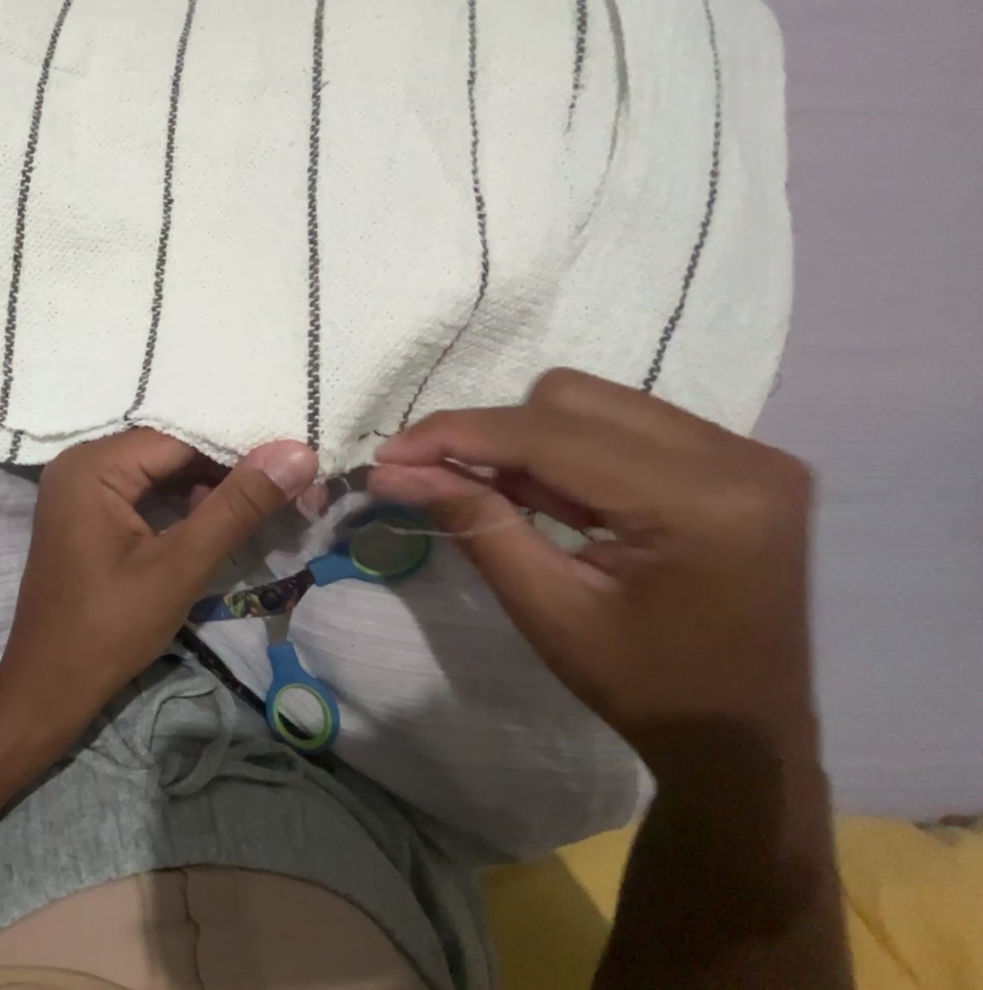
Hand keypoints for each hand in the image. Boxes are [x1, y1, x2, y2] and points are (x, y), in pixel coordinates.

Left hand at [0, 429, 318, 734]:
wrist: (49, 684)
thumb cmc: (109, 628)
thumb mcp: (180, 566)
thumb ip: (238, 506)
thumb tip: (298, 451)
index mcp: (92, 466)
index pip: (180, 436)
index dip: (240, 446)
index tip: (298, 459)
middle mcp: (80, 463)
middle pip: (168, 449)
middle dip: (227, 467)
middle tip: (292, 482)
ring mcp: (79, 488)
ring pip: (158, 470)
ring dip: (208, 485)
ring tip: (266, 500)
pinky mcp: (85, 512)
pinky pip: (141, 491)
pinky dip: (180, 501)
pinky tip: (217, 517)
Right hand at [369, 369, 820, 781]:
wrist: (742, 736)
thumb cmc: (643, 686)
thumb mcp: (545, 608)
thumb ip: (474, 523)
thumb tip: (392, 472)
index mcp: (700, 502)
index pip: (550, 434)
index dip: (457, 435)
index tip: (388, 456)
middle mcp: (737, 458)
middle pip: (570, 399)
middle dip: (493, 437)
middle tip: (451, 488)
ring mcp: (747, 454)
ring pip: (593, 402)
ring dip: (528, 442)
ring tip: (515, 504)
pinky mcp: (739, 462)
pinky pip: (623, 422)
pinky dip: (568, 451)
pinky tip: (558, 501)